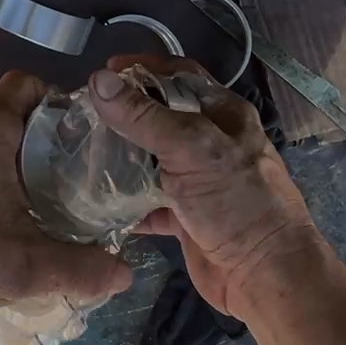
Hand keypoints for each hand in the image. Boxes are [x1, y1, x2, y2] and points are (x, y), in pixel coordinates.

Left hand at [0, 72, 133, 323]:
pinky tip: (12, 213)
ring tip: (53, 195)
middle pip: (16, 111)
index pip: (29, 84)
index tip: (84, 137)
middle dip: (50, 136)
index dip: (61, 101)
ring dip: (23, 158)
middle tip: (80, 172)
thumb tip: (126, 274)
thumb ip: (83, 268)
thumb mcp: (27, 266)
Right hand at [90, 56, 325, 316]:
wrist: (264, 276)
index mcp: (223, 115)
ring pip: (152, 160)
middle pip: (162, 117)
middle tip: (84, 113)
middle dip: (125, 113)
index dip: (144, 69)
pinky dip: (126, 201)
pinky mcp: (185, 216)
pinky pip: (148, 202)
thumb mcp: (190, 148)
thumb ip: (143, 116)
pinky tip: (96, 199)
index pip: (180, 75)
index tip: (104, 71)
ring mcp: (198, 181)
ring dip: (121, 156)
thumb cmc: (235, 201)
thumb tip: (97, 81)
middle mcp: (211, 143)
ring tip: (81, 150)